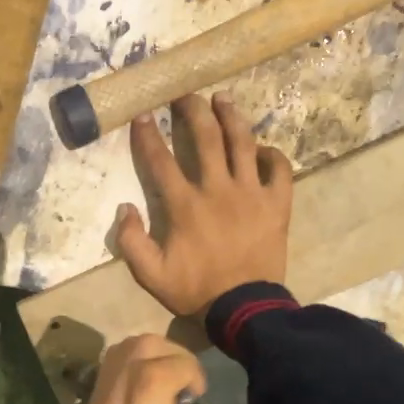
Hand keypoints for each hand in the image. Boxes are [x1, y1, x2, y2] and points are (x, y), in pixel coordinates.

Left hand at [56, 334, 246, 403]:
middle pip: (141, 349)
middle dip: (177, 357)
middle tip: (189, 387)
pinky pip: (113, 359)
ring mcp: (96, 402)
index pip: (155, 376)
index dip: (187, 370)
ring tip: (171, 381)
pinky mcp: (90, 400)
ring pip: (125, 347)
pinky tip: (151, 384)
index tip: (199, 394)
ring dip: (158, 353)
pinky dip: (139, 358)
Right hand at [115, 93, 295, 318]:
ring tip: (222, 99)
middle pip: (205, 137)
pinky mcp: (277, 203)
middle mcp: (218, 188)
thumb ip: (131, 241)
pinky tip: (261, 149)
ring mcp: (251, 192)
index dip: (148, 135)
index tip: (143, 115)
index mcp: (184, 205)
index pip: (160, 161)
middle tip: (185, 95)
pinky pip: (279, 168)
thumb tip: (124, 208)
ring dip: (231, 116)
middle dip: (192, 110)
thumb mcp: (150, 275)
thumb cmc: (194, 291)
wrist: (243, 307)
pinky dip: (271, 154)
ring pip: (242, 142)